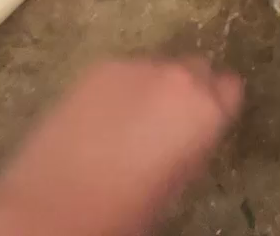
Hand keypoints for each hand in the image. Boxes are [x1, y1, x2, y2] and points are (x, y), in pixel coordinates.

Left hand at [0, 59, 242, 235]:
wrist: (48, 211)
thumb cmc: (122, 213)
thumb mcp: (175, 185)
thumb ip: (191, 145)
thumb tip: (189, 131)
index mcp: (206, 109)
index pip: (232, 88)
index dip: (216, 106)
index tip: (200, 126)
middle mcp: (180, 76)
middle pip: (198, 68)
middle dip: (187, 90)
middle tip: (163, 125)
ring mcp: (138, 66)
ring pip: (158, 67)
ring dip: (152, 87)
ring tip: (124, 123)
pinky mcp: (100, 66)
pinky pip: (123, 71)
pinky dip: (118, 88)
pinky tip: (97, 119)